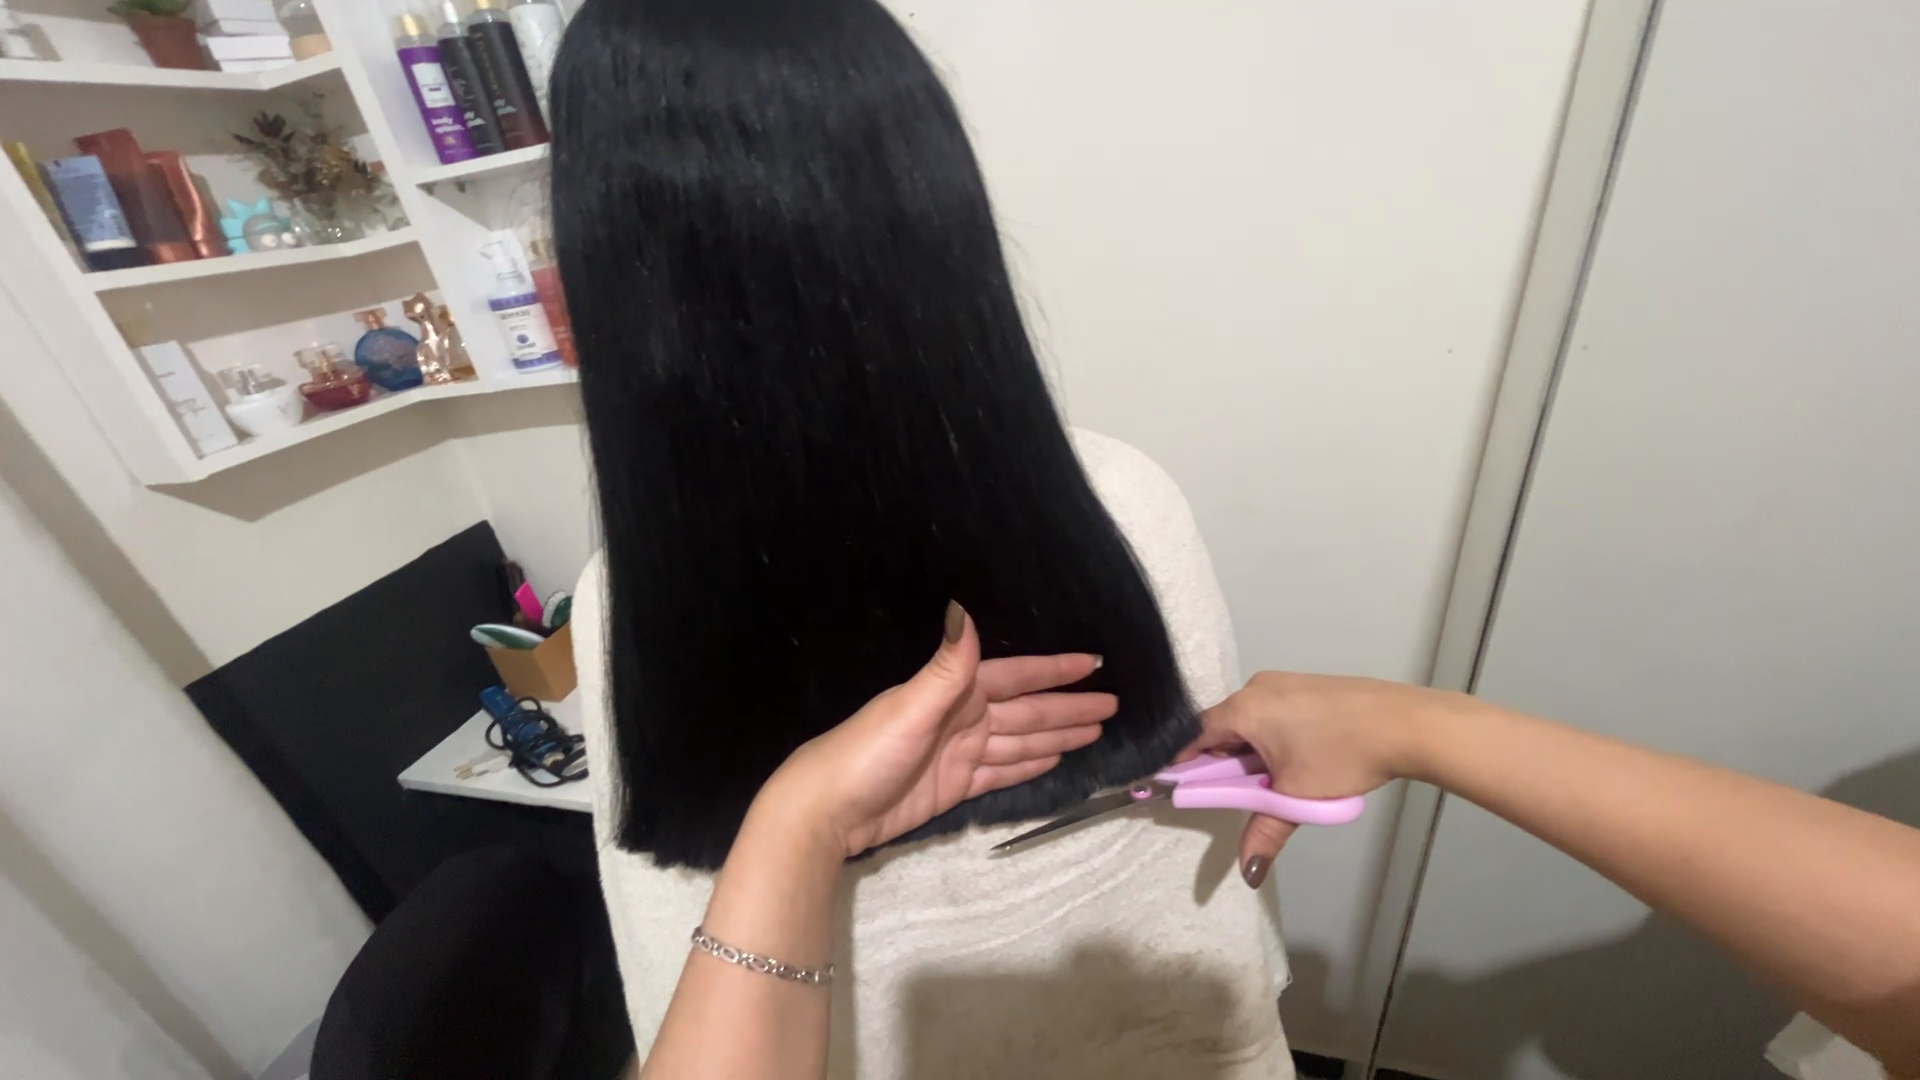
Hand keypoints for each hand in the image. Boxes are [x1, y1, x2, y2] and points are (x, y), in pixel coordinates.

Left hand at [761, 602, 1115, 859]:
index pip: (1018, 678)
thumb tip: (964, 609)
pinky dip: (1029, 764)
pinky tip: (1053, 758)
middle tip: (1112, 705)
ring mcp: (961, 753)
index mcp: (957, 693)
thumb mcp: (910, 707)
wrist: (828, 809)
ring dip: (1057, 734)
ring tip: (1094, 729)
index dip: (1055, 671)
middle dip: (1068, 707)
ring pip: (1021, 741)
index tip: (1094, 664)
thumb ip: (947, 666)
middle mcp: (964, 718)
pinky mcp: (955, 786)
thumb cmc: (867, 752)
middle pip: (1028, 711)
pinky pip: (1003, 770)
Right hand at [1192, 671, 1464, 884]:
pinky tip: (1296, 756)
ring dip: (1250, 749)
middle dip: (1224, 760)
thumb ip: (1265, 830)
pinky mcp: (1305, 685)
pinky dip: (1270, 735)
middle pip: (1223, 726)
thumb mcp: (1298, 796)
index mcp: (1244, 709)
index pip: (1196, 733)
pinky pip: (1271, 711)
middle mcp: (1256, 688)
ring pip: (1249, 719)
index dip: (1187, 761)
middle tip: (1238, 792)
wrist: (1406, 723)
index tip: (1186, 787)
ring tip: (1271, 778)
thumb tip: (1246, 873)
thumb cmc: (1342, 754)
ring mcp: (1283, 682)